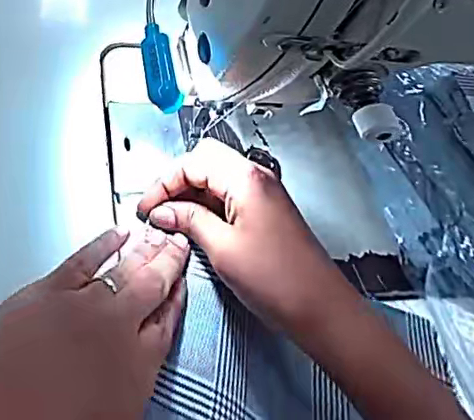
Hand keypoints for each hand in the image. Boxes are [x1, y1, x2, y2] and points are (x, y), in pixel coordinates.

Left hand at [0, 227, 188, 419]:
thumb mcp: (104, 418)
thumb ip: (125, 392)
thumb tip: (134, 378)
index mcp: (133, 371)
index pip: (166, 328)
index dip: (177, 303)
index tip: (185, 287)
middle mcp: (116, 330)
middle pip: (152, 288)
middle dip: (169, 264)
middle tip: (180, 245)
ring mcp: (85, 302)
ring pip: (125, 268)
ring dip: (144, 250)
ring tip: (158, 234)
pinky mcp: (54, 285)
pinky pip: (87, 257)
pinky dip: (103, 243)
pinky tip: (115, 233)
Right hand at [136, 139, 342, 340]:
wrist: (326, 314)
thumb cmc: (284, 284)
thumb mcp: (222, 250)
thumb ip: (187, 221)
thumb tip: (163, 211)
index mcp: (245, 178)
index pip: (190, 163)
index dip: (163, 184)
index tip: (148, 206)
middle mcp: (256, 177)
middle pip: (202, 160)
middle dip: (175, 181)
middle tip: (157, 207)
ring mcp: (263, 192)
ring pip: (214, 176)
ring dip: (190, 193)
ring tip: (172, 219)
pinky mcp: (266, 209)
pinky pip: (228, 193)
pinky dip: (207, 204)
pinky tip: (196, 225)